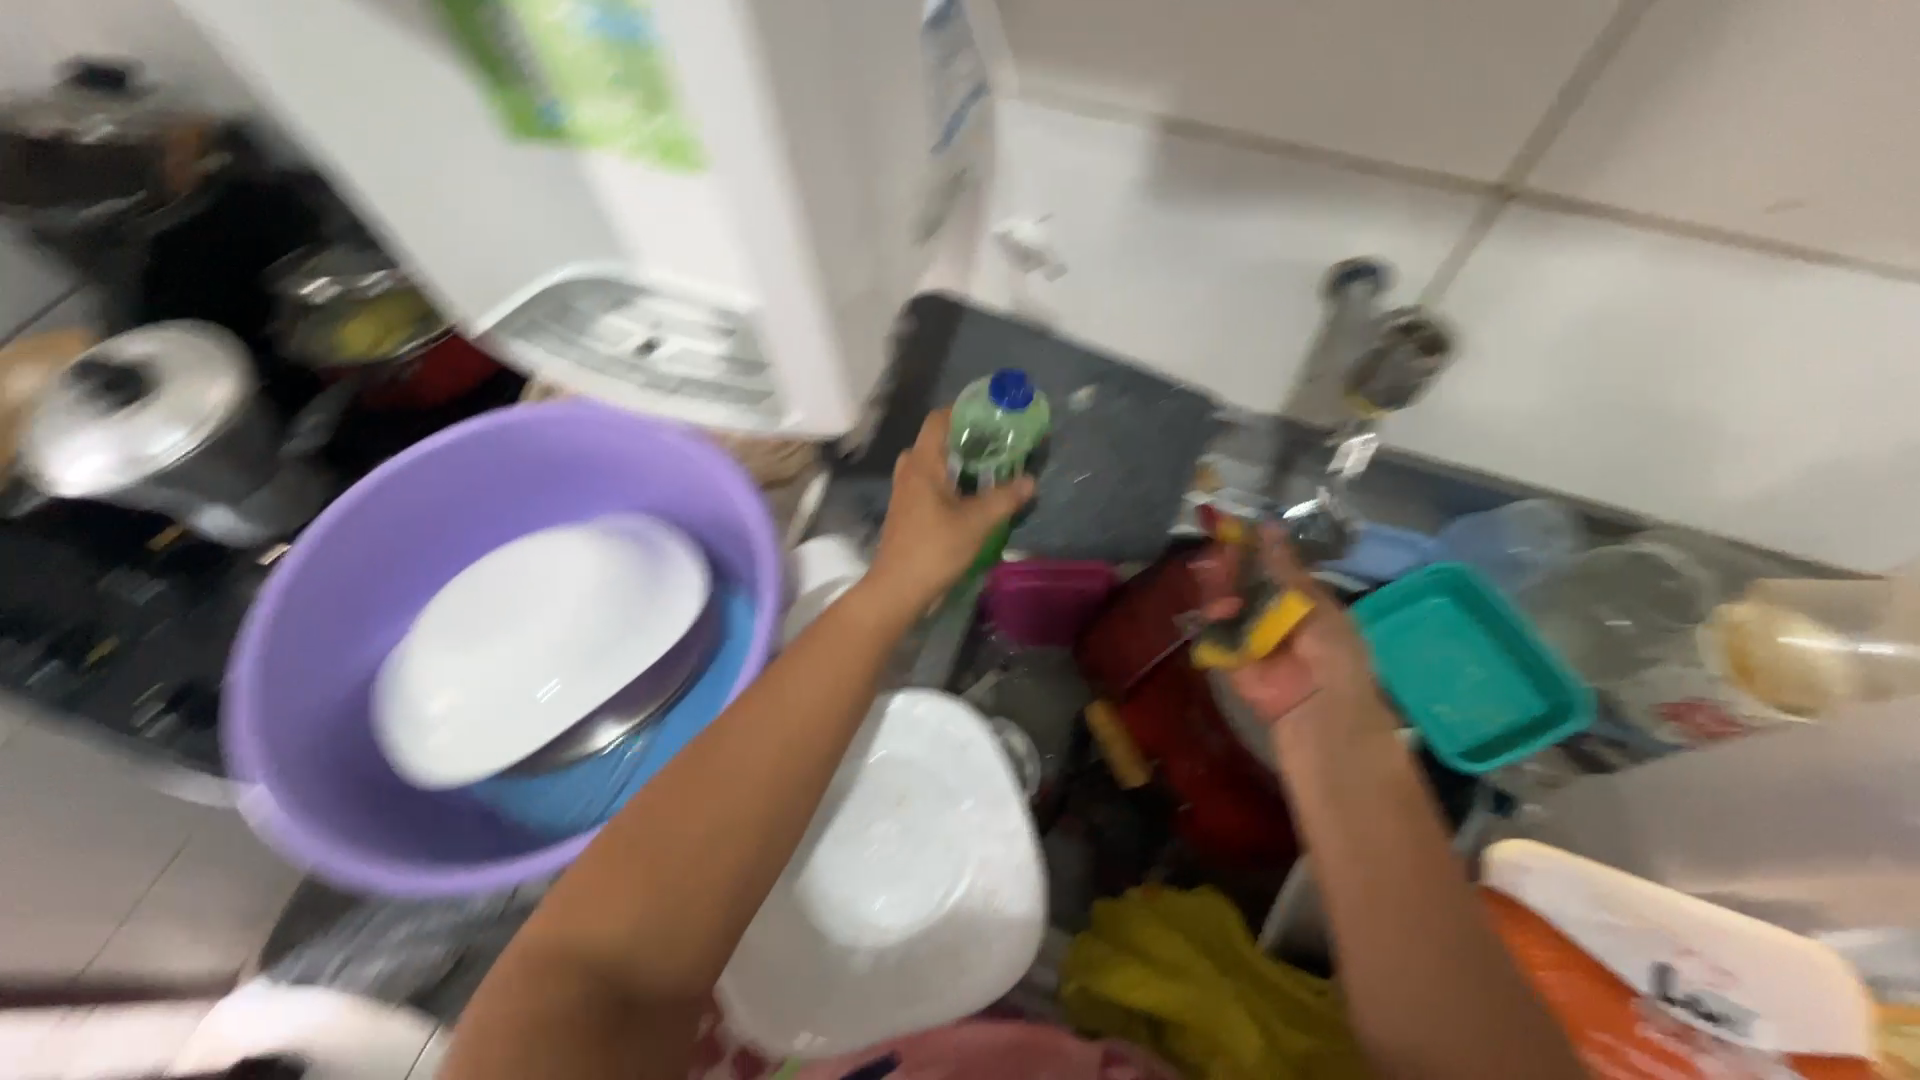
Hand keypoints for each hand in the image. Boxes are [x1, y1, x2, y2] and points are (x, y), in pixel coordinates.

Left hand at [865, 409, 1034, 613]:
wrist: (898, 589)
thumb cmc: (934, 549)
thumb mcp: (977, 522)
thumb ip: (1005, 498)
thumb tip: (1030, 481)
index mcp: (922, 463)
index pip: (939, 419)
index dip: (965, 411)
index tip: (994, 416)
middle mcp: (910, 470)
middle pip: (940, 441)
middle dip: (970, 439)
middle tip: (1000, 445)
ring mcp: (906, 492)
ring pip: (936, 464)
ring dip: (962, 464)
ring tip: (993, 469)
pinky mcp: (909, 511)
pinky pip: (933, 484)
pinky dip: (954, 483)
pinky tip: (976, 496)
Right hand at [1194, 524, 1396, 742]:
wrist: (1323, 714)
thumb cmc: (1333, 656)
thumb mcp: (1315, 605)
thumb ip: (1285, 570)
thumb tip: (1268, 526)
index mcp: (1301, 601)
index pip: (1270, 568)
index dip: (1251, 550)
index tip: (1233, 532)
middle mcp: (1274, 616)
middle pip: (1243, 585)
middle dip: (1228, 569)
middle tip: (1215, 554)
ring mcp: (1251, 638)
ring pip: (1226, 607)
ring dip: (1217, 591)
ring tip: (1212, 580)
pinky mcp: (1231, 661)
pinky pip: (1216, 636)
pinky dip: (1211, 623)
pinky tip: (1213, 610)